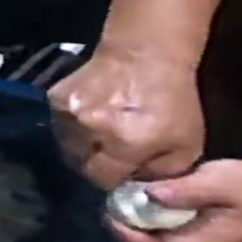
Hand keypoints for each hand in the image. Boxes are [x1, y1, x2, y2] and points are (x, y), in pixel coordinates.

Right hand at [48, 43, 204, 188]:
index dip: (109, 182)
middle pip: (77, 162)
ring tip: (96, 138)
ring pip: (65, 143)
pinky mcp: (55, 97)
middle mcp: (90, 129)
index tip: (117, 178)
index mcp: (125, 144)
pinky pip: (58, 122)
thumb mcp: (187, 145)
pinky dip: (71, 126)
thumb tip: (136, 183)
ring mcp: (67, 111)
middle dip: (91, 164)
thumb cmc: (172, 103)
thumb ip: (161, 171)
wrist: (142, 58)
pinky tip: (88, 119)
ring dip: (79, 145)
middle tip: (105, 159)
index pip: (100, 177)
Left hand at [110, 159, 241, 241]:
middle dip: (131, 234)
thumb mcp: (216, 182)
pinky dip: (154, 219)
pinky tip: (141, 200)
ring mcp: (211, 241)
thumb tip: (149, 195)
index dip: (133, 239)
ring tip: (117, 204)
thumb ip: (183, 191)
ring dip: (141, 226)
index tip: (110, 218)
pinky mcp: (211, 230)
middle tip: (107, 209)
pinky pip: (176, 230)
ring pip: (167, 241)